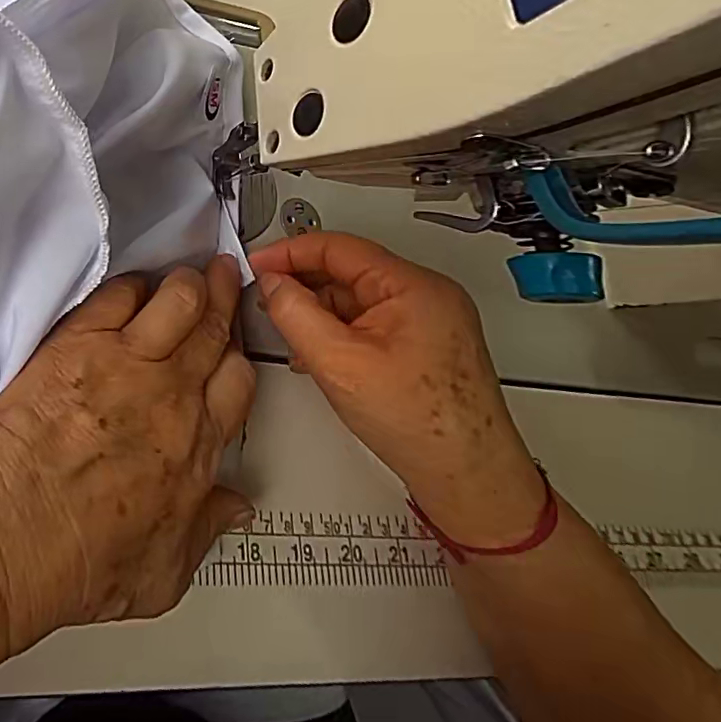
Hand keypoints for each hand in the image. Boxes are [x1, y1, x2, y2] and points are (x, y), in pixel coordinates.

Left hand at [0, 255, 255, 685]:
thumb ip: (203, 530)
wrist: (11, 525)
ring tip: (186, 272)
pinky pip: (114, 297)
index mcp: (196, 450)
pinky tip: (131, 284)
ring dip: (185, 283)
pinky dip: (129, 285)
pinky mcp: (76, 343)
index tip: (231, 344)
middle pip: (212, 332)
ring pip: (175, 302)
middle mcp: (171, 397)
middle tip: (222, 277)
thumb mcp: (162, 574)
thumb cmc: (79, 559)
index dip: (236, 356)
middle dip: (221, 300)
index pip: (237, 384)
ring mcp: (125, 363)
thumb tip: (235, 505)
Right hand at [247, 232, 542, 548]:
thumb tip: (271, 282)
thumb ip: (293, 311)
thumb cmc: (421, 422)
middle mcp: (425, 296)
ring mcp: (424, 319)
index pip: (337, 247)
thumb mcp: (335, 359)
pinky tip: (316, 354)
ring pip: (349, 296)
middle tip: (265, 299)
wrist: (465, 474)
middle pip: (343, 269)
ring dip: (313, 311)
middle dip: (299, 284)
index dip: (287, 252)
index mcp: (413, 288)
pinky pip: (362, 318)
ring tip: (293, 338)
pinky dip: (332, 329)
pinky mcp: (418, 340)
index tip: (255, 264)